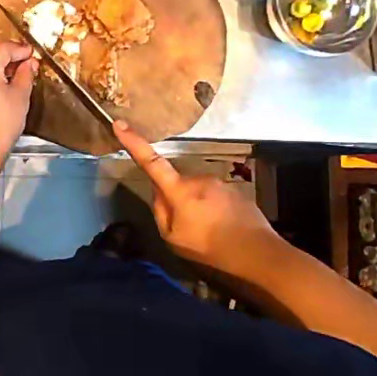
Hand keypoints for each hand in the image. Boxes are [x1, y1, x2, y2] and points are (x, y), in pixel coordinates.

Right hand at [114, 119, 282, 275]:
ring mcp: (219, 182)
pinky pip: (214, 198)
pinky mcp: (235, 190)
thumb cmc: (209, 247)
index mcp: (179, 190)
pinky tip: (222, 230)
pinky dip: (213, 211)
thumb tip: (159, 194)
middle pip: (177, 184)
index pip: (151, 162)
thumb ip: (160, 212)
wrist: (256, 252)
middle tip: (185, 228)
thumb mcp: (173, 238)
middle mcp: (199, 178)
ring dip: (197, 207)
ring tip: (207, 233)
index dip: (134, 142)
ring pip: (197, 191)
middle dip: (176, 199)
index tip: (120, 124)